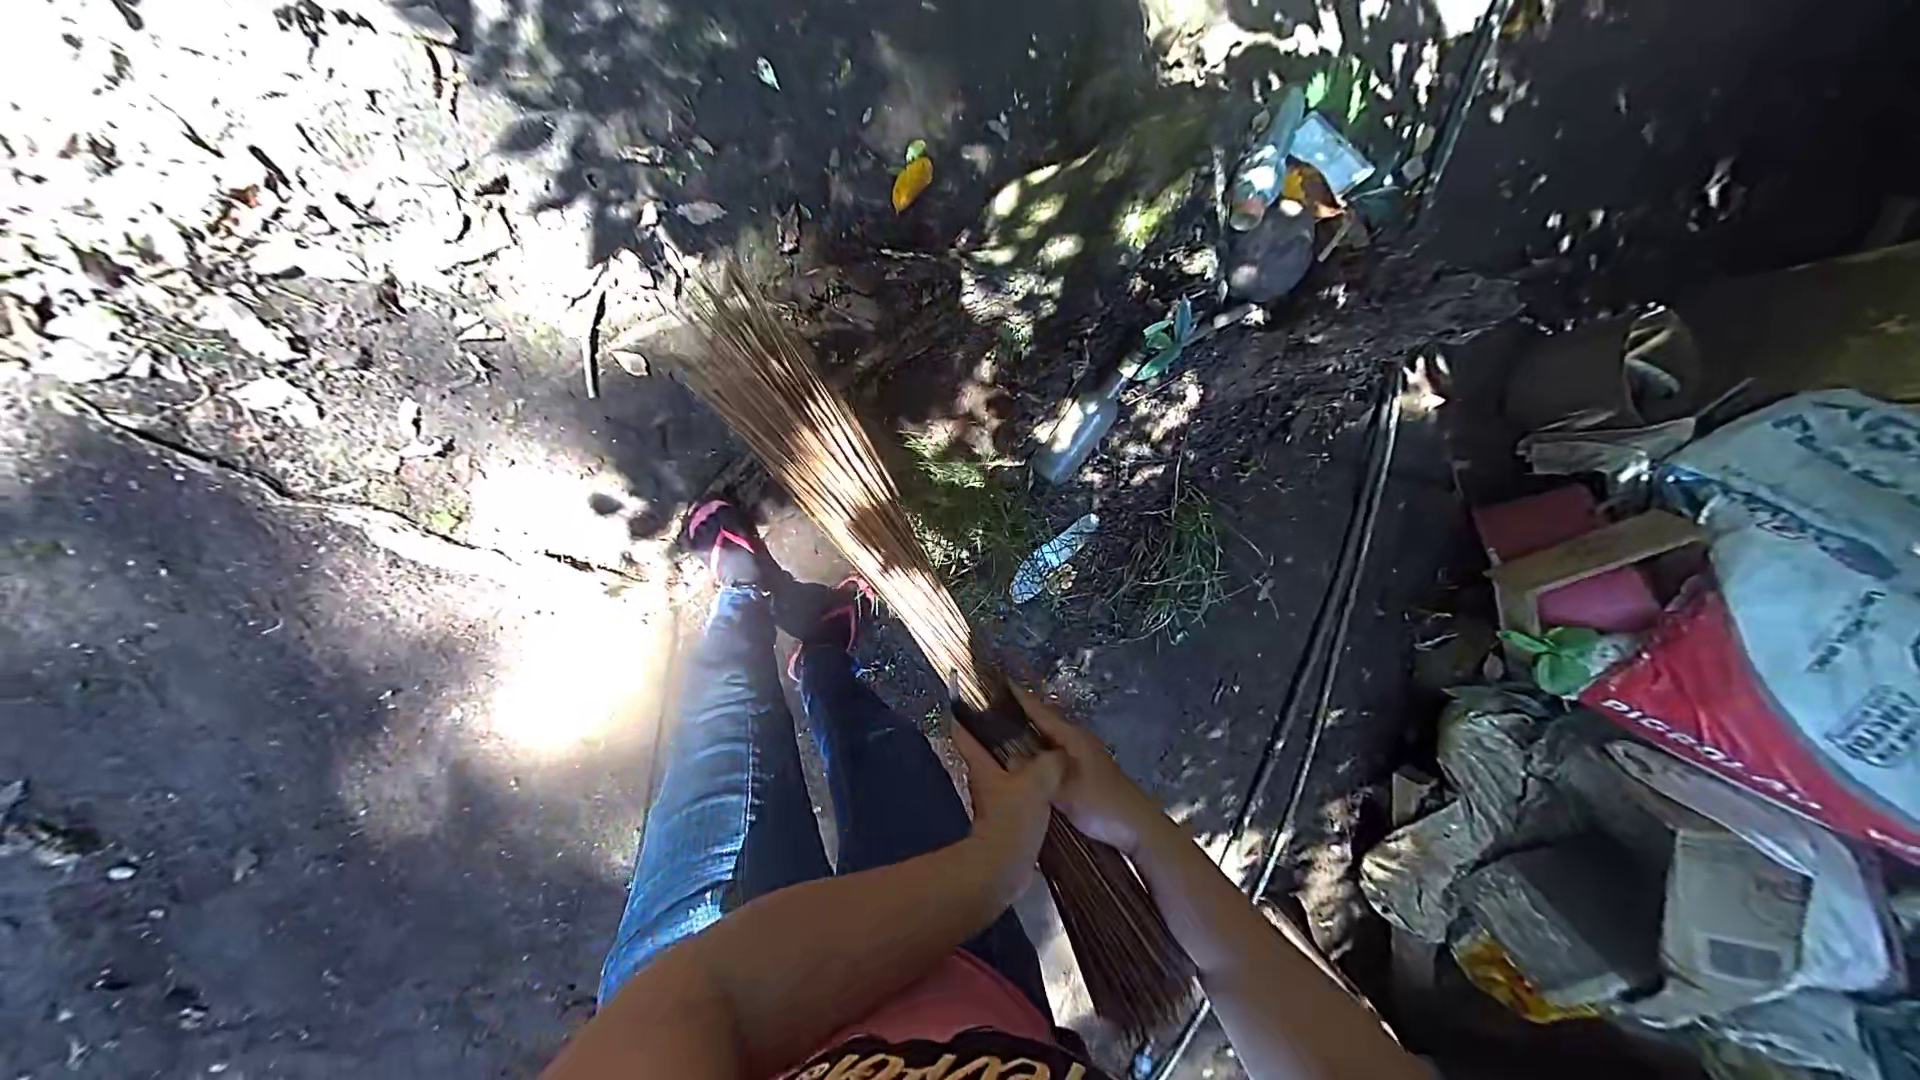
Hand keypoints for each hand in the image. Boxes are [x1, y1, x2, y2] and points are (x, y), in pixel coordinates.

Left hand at [952, 724, 1061, 898]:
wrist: (1005, 867)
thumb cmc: (1013, 818)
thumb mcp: (1037, 782)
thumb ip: (1050, 762)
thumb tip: (1061, 754)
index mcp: (981, 766)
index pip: (964, 733)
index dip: (966, 714)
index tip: (974, 699)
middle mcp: (982, 780)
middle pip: (987, 750)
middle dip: (1002, 736)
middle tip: (1024, 721)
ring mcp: (993, 800)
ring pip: (1005, 771)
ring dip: (1020, 761)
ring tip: (1043, 749)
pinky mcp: (1006, 818)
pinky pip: (1018, 792)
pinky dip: (1030, 784)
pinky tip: (1049, 782)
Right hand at [1010, 683, 1165, 855]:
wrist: (1138, 827)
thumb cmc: (1102, 805)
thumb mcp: (1064, 790)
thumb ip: (1036, 773)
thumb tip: (1010, 760)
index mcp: (1072, 737)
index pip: (1041, 712)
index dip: (1021, 699)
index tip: (1002, 684)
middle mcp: (1077, 740)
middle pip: (1044, 723)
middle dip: (1021, 716)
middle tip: (993, 713)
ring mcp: (1082, 755)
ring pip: (1049, 740)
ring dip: (1029, 736)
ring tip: (1002, 735)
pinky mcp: (1084, 771)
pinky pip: (1054, 754)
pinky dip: (1039, 753)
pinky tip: (1027, 762)